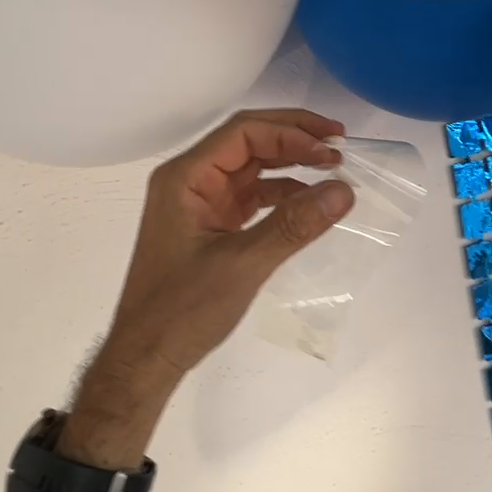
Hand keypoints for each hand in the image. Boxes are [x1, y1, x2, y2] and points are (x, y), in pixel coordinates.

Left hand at [91, 110, 356, 397]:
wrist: (147, 358)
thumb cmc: (183, 310)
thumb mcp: (243, 264)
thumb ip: (294, 225)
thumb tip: (344, 191)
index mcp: (185, 177)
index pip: (242, 133)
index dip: (290, 133)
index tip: (331, 149)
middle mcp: (190, 180)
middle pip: (248, 141)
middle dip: (293, 137)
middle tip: (340, 142)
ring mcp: (200, 202)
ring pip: (252, 166)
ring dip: (291, 163)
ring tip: (333, 167)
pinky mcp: (212, 225)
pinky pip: (252, 195)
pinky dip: (283, 193)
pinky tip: (311, 200)